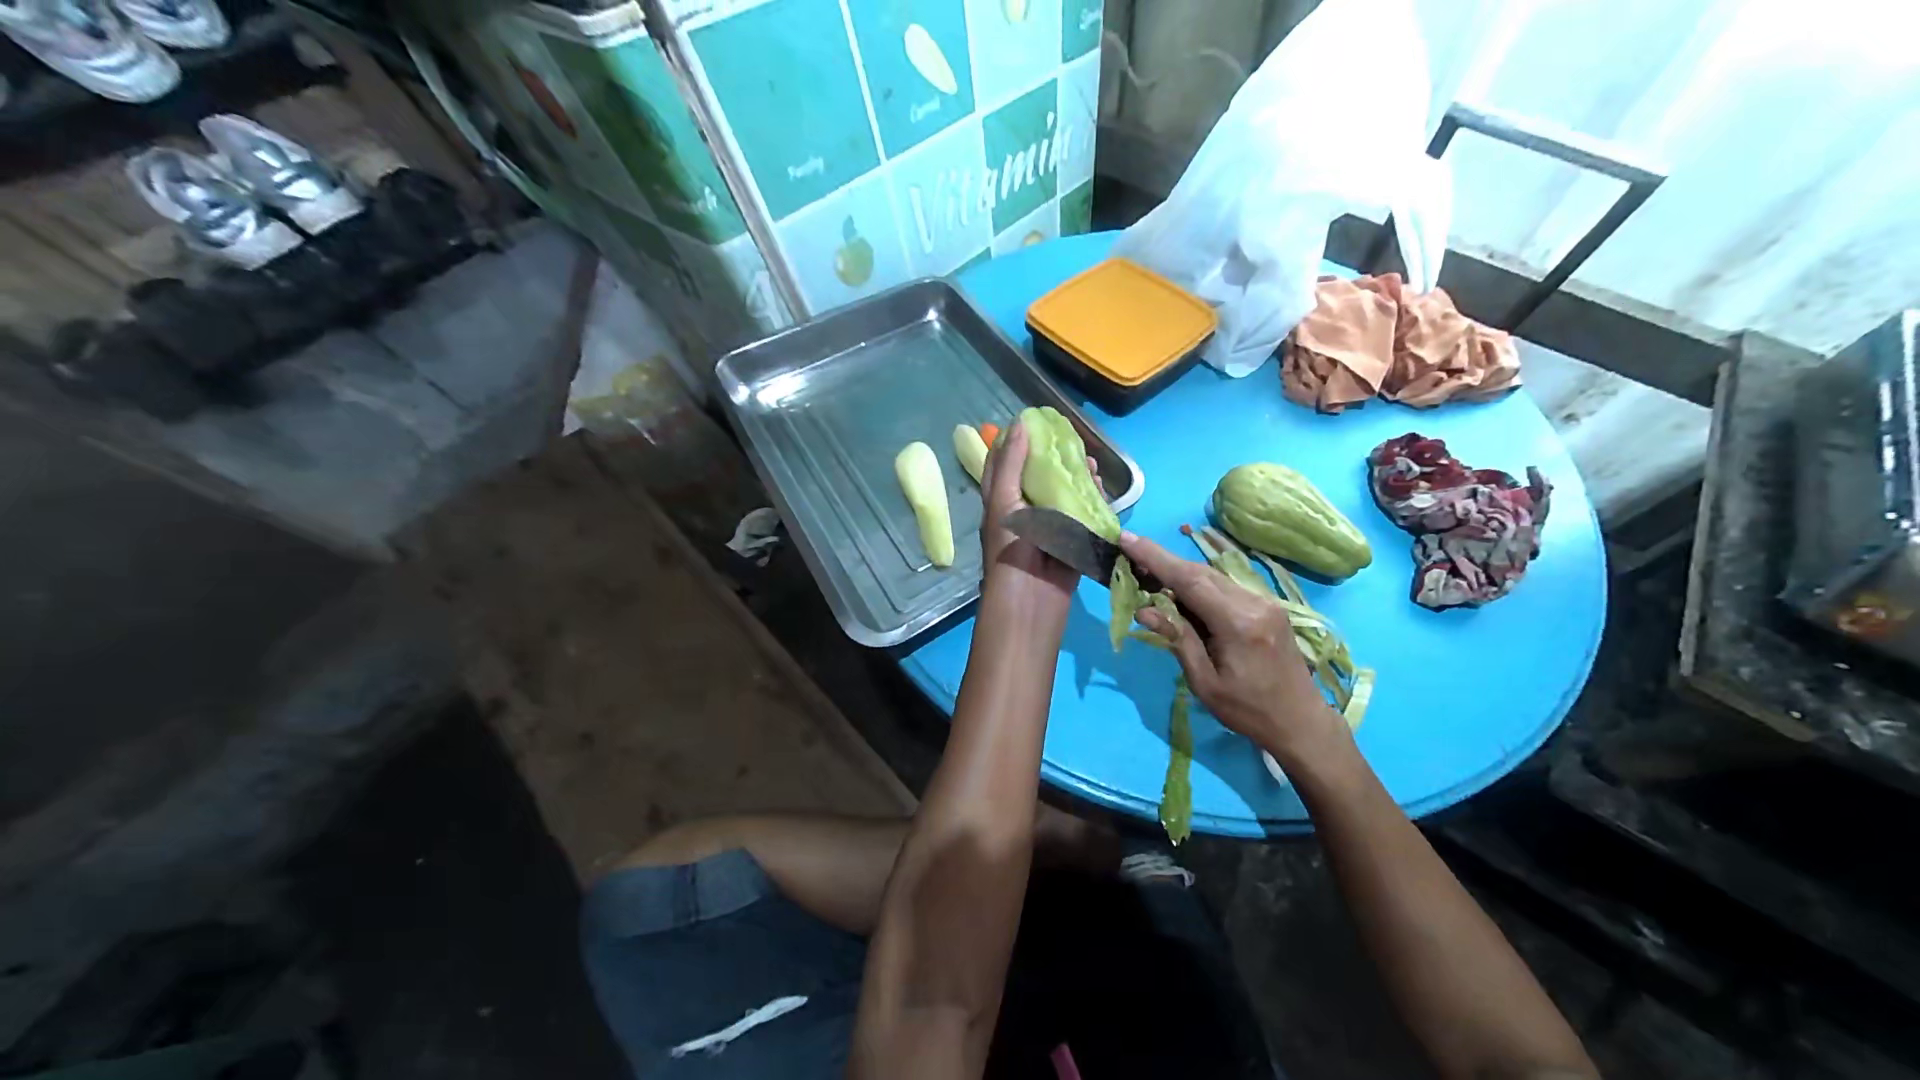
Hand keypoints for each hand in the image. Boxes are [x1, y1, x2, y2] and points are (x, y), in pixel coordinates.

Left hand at [978, 420, 1089, 610]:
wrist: (1030, 598)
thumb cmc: (1010, 547)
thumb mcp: (1005, 501)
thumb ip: (1012, 464)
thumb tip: (1020, 423)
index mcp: (1001, 502)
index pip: (1003, 464)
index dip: (1015, 442)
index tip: (1034, 421)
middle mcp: (1023, 512)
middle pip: (1039, 477)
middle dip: (1055, 458)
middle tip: (1072, 440)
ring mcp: (1048, 527)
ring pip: (1064, 495)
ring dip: (1077, 478)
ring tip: (1090, 463)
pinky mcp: (1071, 541)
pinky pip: (1083, 516)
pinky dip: (1092, 501)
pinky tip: (1101, 488)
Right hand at [1119, 531, 1353, 769]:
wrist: (1300, 721)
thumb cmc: (1248, 711)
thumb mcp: (1204, 682)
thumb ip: (1177, 640)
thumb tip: (1144, 609)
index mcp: (1239, 623)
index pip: (1190, 580)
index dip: (1155, 558)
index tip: (1127, 539)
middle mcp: (1255, 603)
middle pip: (1201, 572)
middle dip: (1163, 561)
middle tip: (1129, 557)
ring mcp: (1265, 603)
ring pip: (1213, 577)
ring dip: (1179, 574)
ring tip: (1148, 577)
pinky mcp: (1267, 607)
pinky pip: (1225, 587)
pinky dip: (1198, 586)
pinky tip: (1181, 595)